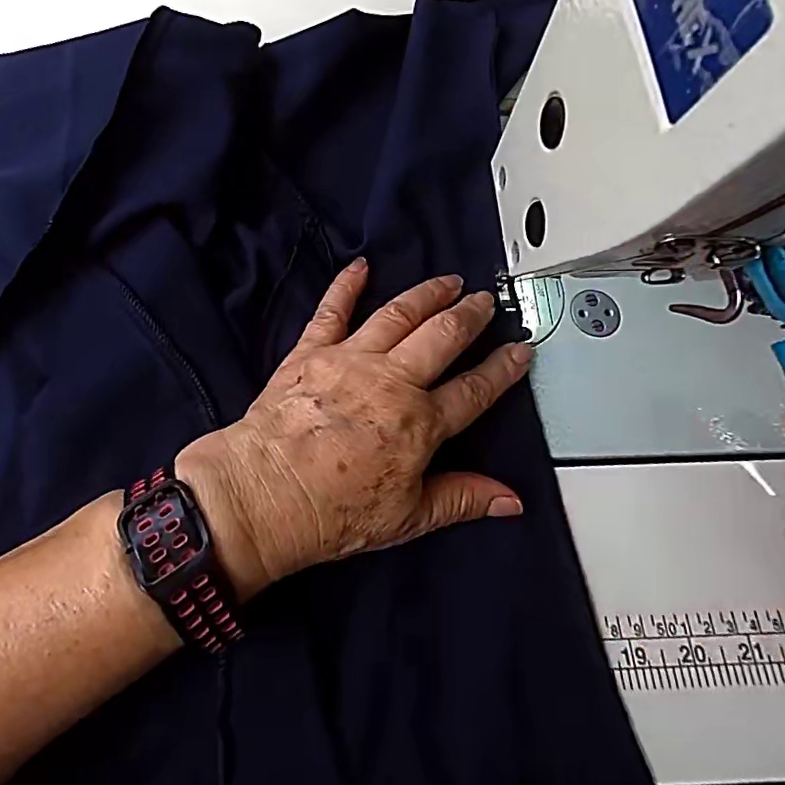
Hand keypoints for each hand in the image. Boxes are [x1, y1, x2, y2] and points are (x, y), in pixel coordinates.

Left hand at [175, 259, 533, 600]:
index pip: (475, 389)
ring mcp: (349, 362)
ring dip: (425, 295)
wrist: (265, 493)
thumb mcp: (408, 517)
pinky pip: (331, 311)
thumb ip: (462, 498)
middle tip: (484, 303)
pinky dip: (345, 286)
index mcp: (420, 423)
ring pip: (398, 315)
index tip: (518, 351)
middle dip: (469, 316)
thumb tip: (507, 499)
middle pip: (442, 337)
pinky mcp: (309, 354)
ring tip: (445, 282)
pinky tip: (359, 268)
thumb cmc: (329, 509)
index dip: (502, 369)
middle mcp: (390, 383)